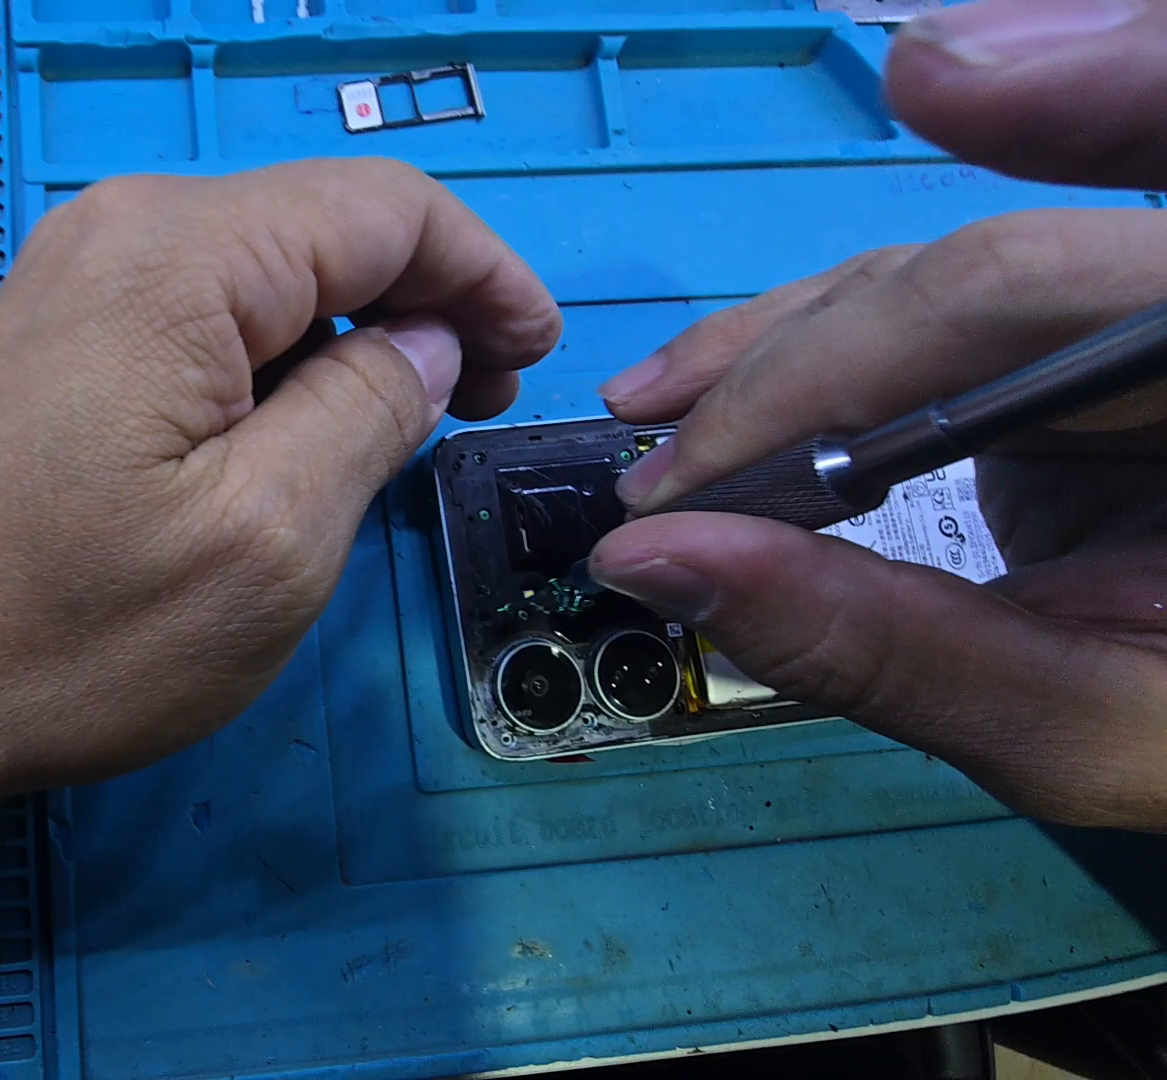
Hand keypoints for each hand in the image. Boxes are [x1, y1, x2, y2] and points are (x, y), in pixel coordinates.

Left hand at [0, 159, 559, 791]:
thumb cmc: (82, 637)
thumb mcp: (270, 537)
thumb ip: (368, 412)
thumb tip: (425, 344)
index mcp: (176, 258)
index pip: (380, 208)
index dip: (480, 271)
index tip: (531, 348)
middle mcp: (118, 234)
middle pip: (319, 229)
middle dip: (419, 302)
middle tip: (472, 397)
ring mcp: (78, 281)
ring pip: (264, 276)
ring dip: (349, 335)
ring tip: (398, 421)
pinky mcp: (64, 338)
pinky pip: (205, 317)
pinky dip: (278, 360)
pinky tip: (303, 425)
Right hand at [585, 0, 1166, 828]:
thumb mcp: (1080, 731)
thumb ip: (868, 640)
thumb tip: (641, 554)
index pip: (1007, 300)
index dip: (809, 372)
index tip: (678, 469)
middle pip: (969, 267)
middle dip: (775, 361)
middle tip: (651, 456)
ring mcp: (1162, 307)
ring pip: (951, 266)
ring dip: (780, 335)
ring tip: (657, 403)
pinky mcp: (1115, 330)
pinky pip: (981, 280)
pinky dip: (866, 281)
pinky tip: (820, 242)